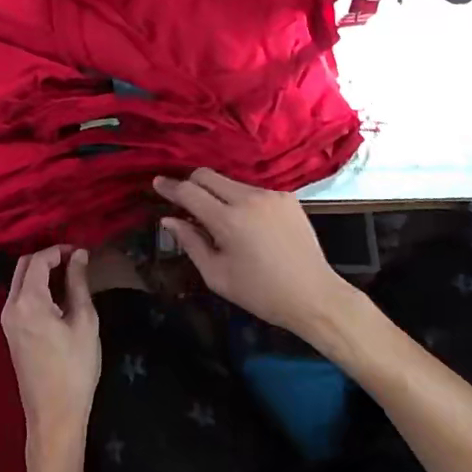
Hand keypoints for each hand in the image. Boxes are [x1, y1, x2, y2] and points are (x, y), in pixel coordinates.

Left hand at [2, 246, 100, 451]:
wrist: (54, 415)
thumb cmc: (75, 368)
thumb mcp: (84, 321)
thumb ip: (78, 283)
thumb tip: (79, 255)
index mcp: (28, 302)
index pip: (38, 260)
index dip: (59, 250)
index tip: (81, 251)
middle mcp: (10, 306)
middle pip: (23, 266)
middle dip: (48, 256)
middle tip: (75, 259)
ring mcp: (7, 320)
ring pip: (20, 281)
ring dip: (42, 271)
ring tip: (71, 273)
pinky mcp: (11, 332)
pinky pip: (21, 297)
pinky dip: (37, 286)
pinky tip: (59, 293)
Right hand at [153, 169, 358, 341]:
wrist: (313, 295)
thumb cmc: (260, 293)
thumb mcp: (217, 275)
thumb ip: (191, 243)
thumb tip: (169, 219)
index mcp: (228, 220)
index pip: (189, 191)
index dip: (170, 186)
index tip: (157, 183)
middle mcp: (249, 198)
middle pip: (208, 175)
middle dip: (191, 183)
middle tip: (184, 200)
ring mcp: (271, 194)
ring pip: (232, 182)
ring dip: (218, 194)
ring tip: (221, 220)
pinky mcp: (287, 197)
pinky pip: (255, 191)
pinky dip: (243, 201)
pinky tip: (249, 224)